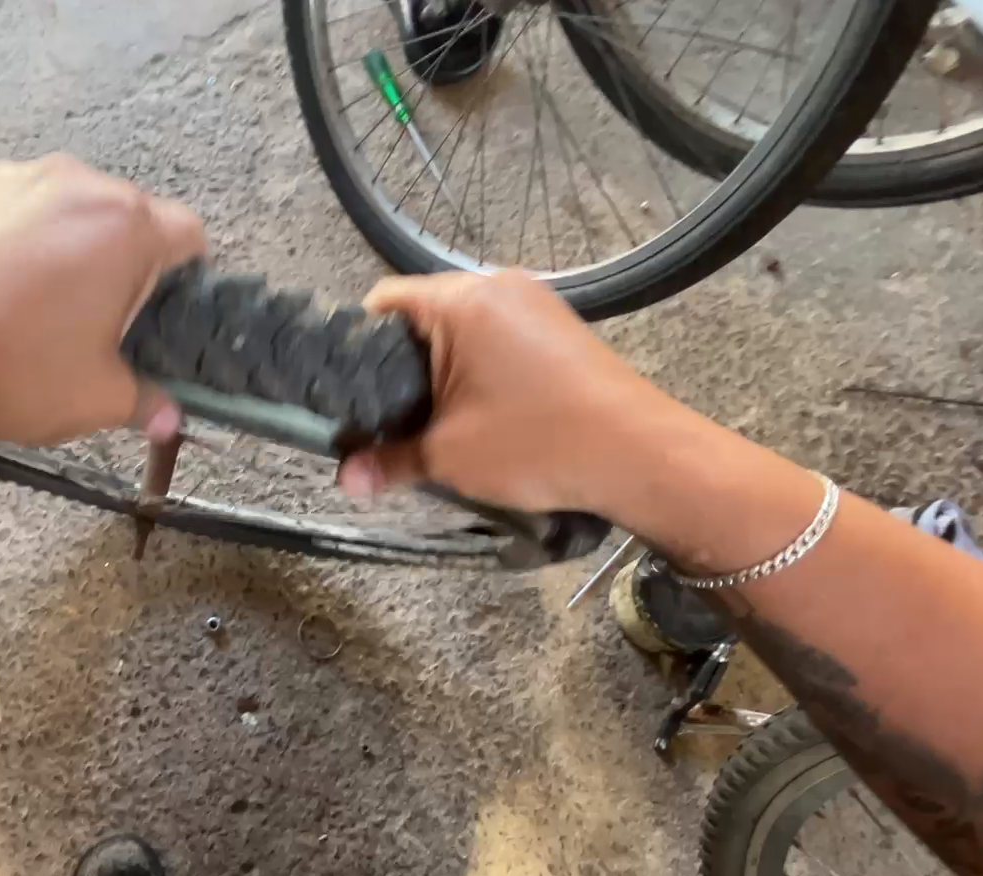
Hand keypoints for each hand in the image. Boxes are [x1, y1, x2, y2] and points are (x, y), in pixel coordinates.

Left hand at [0, 155, 201, 444]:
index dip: (188, 273)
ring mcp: (12, 177)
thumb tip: (171, 418)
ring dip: (69, 243)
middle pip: (126, 214)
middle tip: (103, 315)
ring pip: (66, 205)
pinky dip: (16, 236)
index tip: (167, 305)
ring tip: (42, 299)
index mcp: (124, 229)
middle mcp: (74, 183)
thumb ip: (149, 402)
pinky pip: (10, 205)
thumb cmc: (15, 373)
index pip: (188, 233)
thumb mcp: (99, 400)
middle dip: (126, 259)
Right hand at [337, 271, 708, 517]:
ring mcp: (532, 301)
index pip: (382, 301)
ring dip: (437, 367)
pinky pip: (493, 334)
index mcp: (460, 301)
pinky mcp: (555, 323)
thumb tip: (344, 481)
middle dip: (397, 362)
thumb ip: (387, 461)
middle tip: (386, 412)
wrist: (638, 453)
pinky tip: (475, 408)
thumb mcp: (447, 455)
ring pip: (458, 325)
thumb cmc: (535, 443)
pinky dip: (472, 365)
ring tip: (430, 415)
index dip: (355, 345)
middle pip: (419, 312)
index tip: (350, 390)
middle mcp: (495, 285)